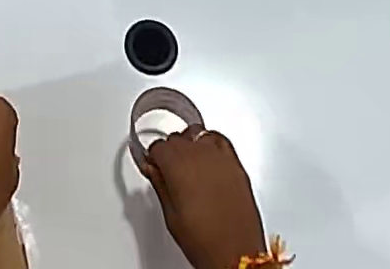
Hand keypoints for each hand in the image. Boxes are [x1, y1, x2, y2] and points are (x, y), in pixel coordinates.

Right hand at [141, 125, 265, 268]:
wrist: (237, 256)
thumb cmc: (205, 242)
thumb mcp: (171, 216)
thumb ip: (160, 185)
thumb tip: (152, 169)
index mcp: (176, 163)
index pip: (158, 146)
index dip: (154, 157)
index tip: (154, 166)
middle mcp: (197, 152)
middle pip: (176, 138)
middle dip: (170, 152)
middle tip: (169, 171)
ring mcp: (218, 155)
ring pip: (197, 133)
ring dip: (190, 144)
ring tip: (189, 164)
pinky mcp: (235, 162)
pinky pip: (219, 139)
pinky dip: (211, 143)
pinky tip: (209, 156)